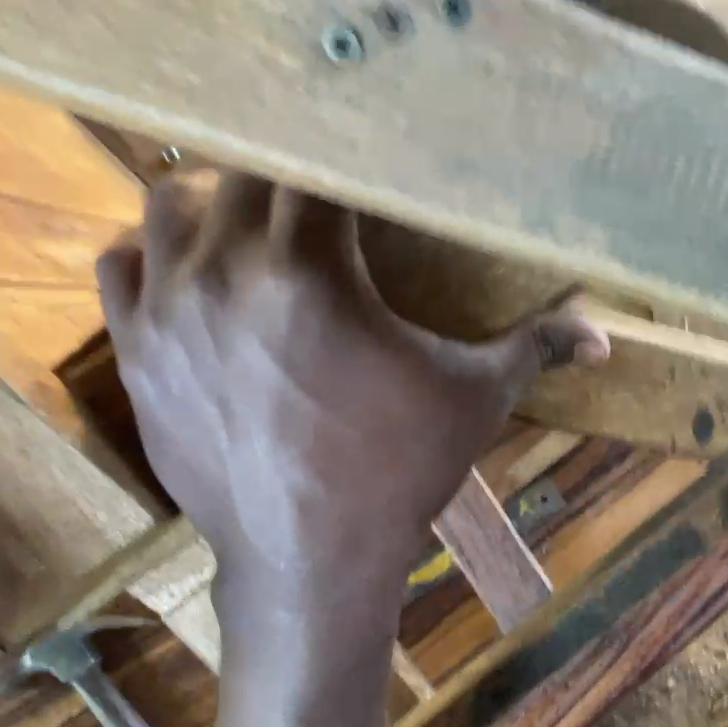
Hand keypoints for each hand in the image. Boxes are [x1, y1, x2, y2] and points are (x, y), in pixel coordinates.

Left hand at [97, 175, 607, 621]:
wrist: (311, 560)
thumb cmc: (401, 475)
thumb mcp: (475, 403)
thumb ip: (534, 349)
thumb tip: (603, 336)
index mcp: (313, 272)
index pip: (314, 169)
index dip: (343, 166)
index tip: (366, 181)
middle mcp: (225, 272)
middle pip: (245, 177)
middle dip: (290, 186)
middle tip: (328, 212)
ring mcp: (167, 311)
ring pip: (172, 207)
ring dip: (219, 208)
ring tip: (261, 238)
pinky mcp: (136, 352)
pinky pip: (123, 263)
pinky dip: (157, 254)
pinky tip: (197, 277)